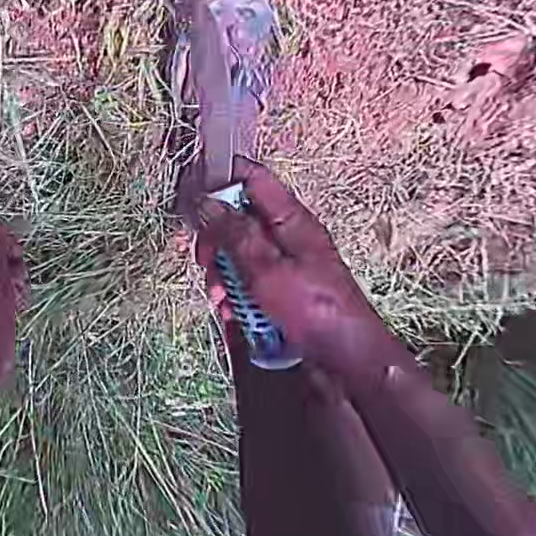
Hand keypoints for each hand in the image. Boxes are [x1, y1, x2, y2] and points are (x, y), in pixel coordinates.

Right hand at [195, 157, 388, 366]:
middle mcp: (286, 234)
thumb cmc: (312, 308)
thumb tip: (206, 201)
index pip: (252, 178)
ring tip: (220, 294)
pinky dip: (233, 290)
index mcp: (289, 219)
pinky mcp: (279, 284)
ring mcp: (282, 260)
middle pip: (237, 217)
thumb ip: (233, 233)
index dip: (220, 178)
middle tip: (204, 259)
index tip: (191, 191)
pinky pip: (246, 277)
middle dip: (213, 238)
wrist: (344, 357)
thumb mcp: (265, 267)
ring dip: (220, 270)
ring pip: (237, 250)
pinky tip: (230, 309)